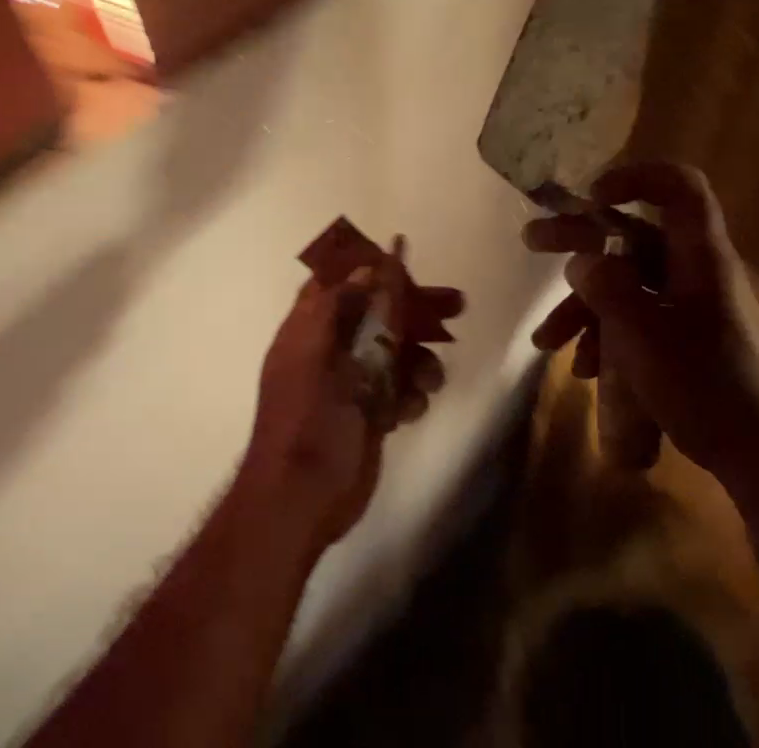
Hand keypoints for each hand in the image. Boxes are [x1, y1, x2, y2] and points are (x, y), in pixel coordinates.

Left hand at [240, 264, 463, 551]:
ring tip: (429, 379)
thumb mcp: (315, 355)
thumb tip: (370, 268)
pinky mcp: (371, 415)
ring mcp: (352, 384)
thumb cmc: (304, 420)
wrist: (301, 498)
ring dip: (419, 360)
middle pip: (377, 314)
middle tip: (457, 304)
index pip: (337, 283)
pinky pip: (401, 390)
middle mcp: (330, 351)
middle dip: (414, 310)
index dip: (369, 270)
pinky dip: (411, 396)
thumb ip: (340, 308)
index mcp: (307, 331)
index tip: (406, 261)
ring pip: (397, 353)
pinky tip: (409, 411)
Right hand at [521, 161, 758, 482]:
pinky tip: (583, 367)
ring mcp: (698, 307)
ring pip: (632, 283)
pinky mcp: (692, 337)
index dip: (635, 177)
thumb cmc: (703, 387)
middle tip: (530, 242)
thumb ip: (607, 288)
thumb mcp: (641, 336)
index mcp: (703, 259)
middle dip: (579, 245)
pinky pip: (643, 315)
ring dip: (585, 305)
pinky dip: (609, 332)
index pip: (680, 189)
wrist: (758, 456)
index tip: (590, 196)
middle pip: (636, 238)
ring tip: (546, 343)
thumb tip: (584, 259)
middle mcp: (702, 273)